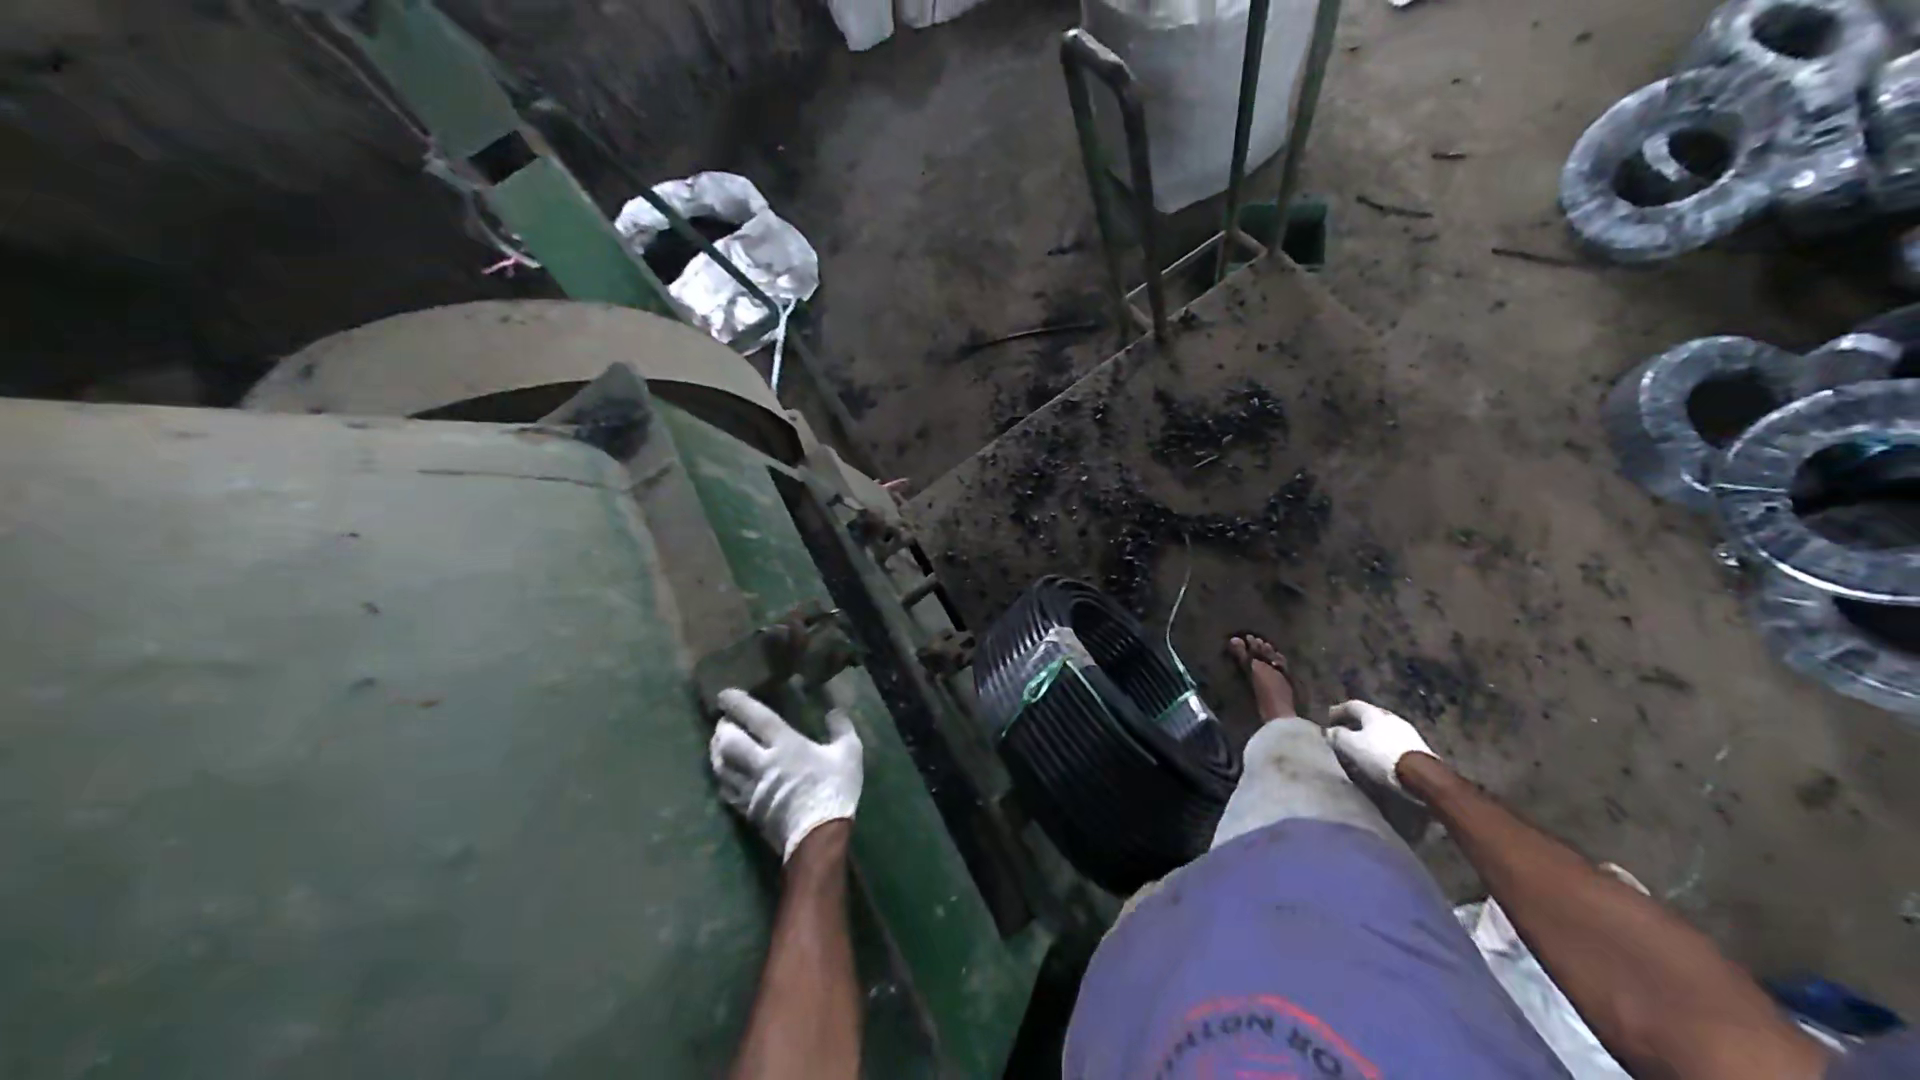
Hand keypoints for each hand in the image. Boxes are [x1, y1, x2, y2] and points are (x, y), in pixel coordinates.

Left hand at [709, 689, 863, 861]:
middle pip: (729, 741)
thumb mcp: (849, 753)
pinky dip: (721, 775)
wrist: (819, 836)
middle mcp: (761, 762)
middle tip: (724, 720)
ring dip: (716, 750)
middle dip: (722, 727)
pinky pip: (725, 788)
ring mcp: (750, 787)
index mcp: (785, 744)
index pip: (755, 718)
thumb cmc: (834, 789)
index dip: (737, 703)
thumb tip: (834, 710)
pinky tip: (724, 772)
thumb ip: (841, 728)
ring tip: (718, 742)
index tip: (724, 694)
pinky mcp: (746, 808)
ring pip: (721, 764)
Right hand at [1325, 700, 1439, 798]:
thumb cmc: (1380, 756)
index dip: (1339, 711)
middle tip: (1345, 729)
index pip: (1353, 705)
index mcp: (1373, 714)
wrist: (1421, 775)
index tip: (1328, 719)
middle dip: (1356, 721)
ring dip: (1371, 734)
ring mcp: (1408, 732)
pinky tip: (1380, 754)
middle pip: (1370, 716)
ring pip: (1384, 728)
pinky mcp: (1418, 747)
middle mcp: (1391, 718)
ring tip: (1362, 744)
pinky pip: (1394, 741)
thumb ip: (1338, 736)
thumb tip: (1329, 731)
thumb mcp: (1351, 746)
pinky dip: (1383, 744)